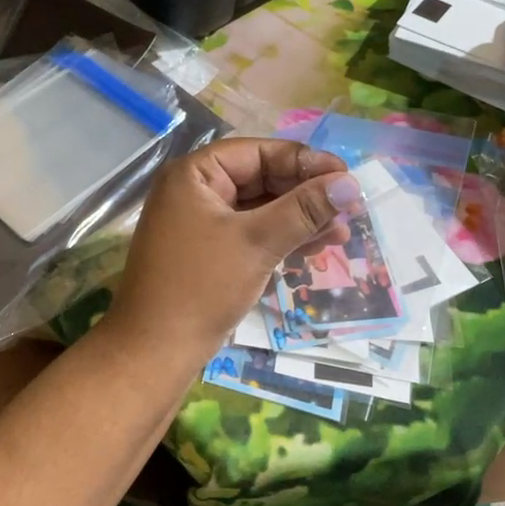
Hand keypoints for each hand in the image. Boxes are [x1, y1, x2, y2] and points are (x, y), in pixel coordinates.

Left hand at [103, 138, 360, 354]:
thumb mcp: (257, 242)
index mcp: (195, 174)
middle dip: (306, 194)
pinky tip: (315, 248)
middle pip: (261, 178)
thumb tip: (351, 183)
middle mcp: (195, 190)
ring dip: (300, 218)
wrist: (153, 353)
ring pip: (260, 208)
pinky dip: (281, 238)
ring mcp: (200, 222)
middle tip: (351, 208)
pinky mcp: (208, 252)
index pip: (259, 153)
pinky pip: (251, 232)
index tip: (348, 178)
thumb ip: (304, 209)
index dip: (306, 162)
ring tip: (342, 233)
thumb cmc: (201, 288)